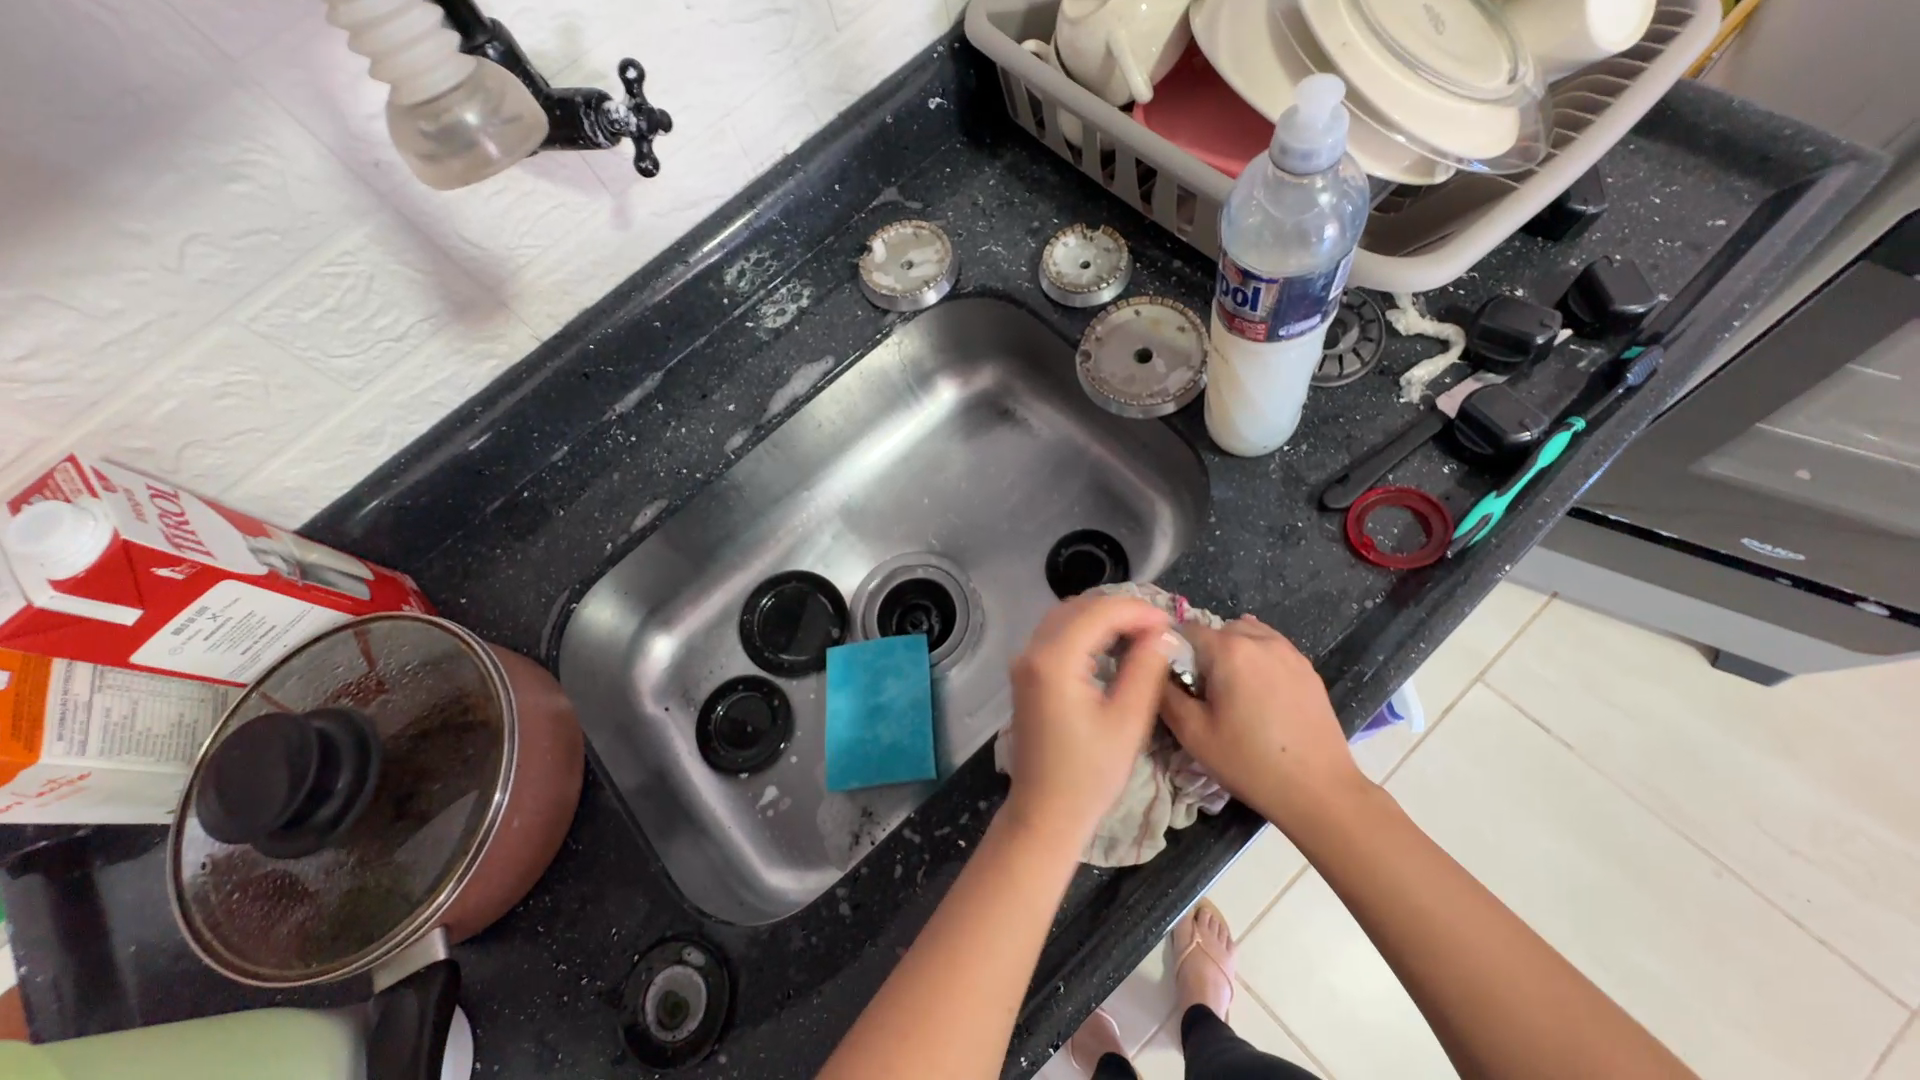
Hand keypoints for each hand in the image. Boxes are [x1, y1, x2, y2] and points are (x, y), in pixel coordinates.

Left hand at [1002, 593, 1172, 849]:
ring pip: (1065, 617)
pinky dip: (1085, 631)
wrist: (1045, 812)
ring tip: (1142, 634)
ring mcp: (1024, 663)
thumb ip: (1145, 669)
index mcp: (1054, 661)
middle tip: (1158, 628)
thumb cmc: (1089, 775)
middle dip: (1121, 609)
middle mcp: (1032, 653)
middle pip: (1079, 608)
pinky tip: (1112, 646)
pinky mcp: (1026, 676)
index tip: (1170, 624)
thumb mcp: (1128, 721)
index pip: (1099, 612)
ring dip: (1102, 617)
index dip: (1137, 610)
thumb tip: (1161, 634)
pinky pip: (1056, 636)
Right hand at [1159, 616, 1367, 826]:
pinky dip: (1257, 660)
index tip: (1174, 683)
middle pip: (1218, 630)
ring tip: (1232, 692)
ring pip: (1247, 635)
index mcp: (1229, 650)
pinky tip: (1259, 696)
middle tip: (1203, 693)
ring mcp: (1289, 652)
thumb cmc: (1249, 762)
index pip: (1186, 630)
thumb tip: (1153, 669)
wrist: (1318, 790)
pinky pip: (1272, 649)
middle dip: (1204, 653)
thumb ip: (1165, 693)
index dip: (1173, 652)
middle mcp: (1260, 640)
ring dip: (1232, 653)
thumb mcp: (1192, 734)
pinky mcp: (1308, 669)